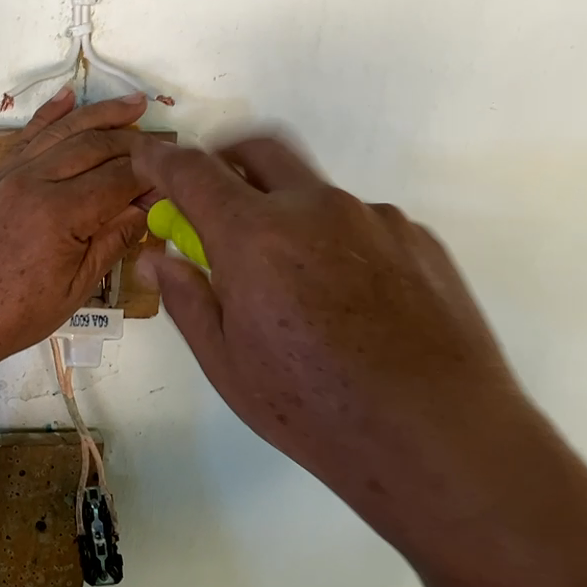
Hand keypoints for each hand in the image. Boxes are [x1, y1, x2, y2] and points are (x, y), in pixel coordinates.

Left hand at [0, 89, 150, 369]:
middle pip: (95, 146)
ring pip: (64, 132)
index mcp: (60, 212)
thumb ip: (114, 239)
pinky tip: (69, 97)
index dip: (151, 177)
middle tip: (165, 143)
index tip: (175, 178)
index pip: (119, 178)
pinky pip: (29, 137)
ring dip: (100, 115)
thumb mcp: (78, 285)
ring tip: (133, 103)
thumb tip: (147, 206)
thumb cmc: (18, 314)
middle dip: (134, 142)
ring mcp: (13, 176)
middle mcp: (36, 182)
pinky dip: (50, 115)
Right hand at [132, 133, 548, 523]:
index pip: (194, 173)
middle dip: (224, 159)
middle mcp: (315, 208)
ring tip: (294, 286)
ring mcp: (374, 218)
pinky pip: (358, 223)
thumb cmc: (313, 408)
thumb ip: (187, 299)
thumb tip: (157, 257)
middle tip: (211, 200)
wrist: (439, 435)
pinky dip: (333, 243)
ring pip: (313, 193)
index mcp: (255, 237)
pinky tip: (348, 303)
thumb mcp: (226, 364)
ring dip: (285, 214)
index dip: (162, 159)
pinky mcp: (418, 238)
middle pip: (258, 151)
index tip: (147, 156)